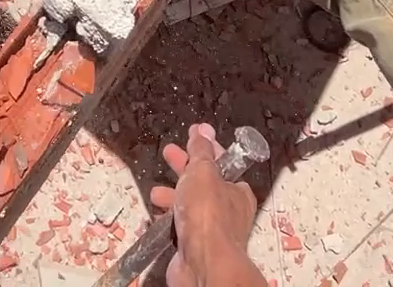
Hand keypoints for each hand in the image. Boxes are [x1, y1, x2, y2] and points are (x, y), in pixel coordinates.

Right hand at [150, 124, 265, 286]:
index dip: (205, 149)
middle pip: (203, 182)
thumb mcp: (203, 171)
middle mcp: (228, 212)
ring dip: (172, 193)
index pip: (222, 163)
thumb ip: (201, 150)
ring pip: (189, 205)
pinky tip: (156, 212)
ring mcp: (210, 231)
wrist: (202, 263)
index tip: (191, 136)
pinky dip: (167, 216)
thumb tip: (203, 128)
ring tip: (156, 191)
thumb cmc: (207, 213)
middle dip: (184, 168)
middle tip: (169, 153)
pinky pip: (179, 225)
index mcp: (237, 191)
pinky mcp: (194, 247)